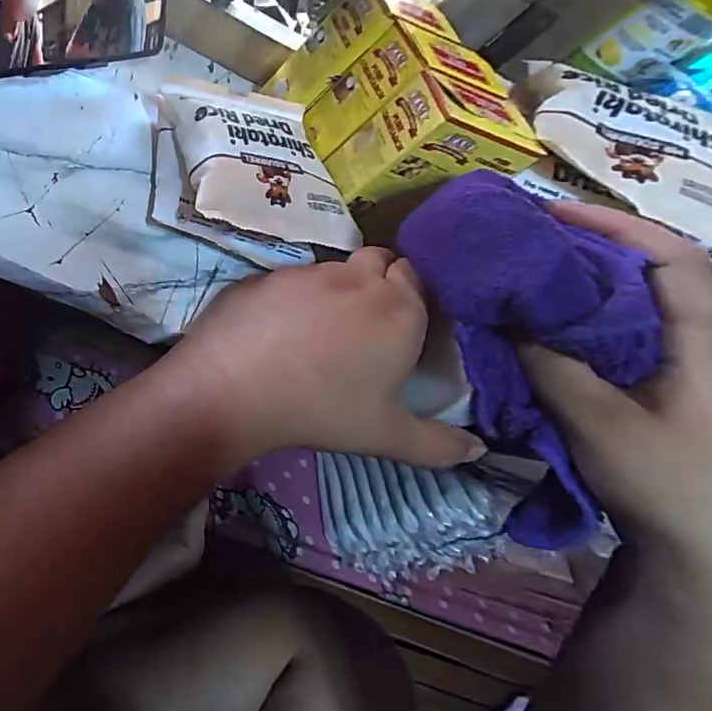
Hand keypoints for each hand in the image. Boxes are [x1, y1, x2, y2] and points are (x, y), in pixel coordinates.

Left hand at [154, 247, 486, 469]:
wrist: (234, 386)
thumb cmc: (321, 409)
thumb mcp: (386, 435)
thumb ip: (438, 444)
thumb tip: (477, 450)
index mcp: (398, 309)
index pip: (415, 275)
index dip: (408, 291)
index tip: (398, 320)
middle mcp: (355, 278)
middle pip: (376, 261)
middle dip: (377, 279)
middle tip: (363, 322)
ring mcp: (306, 272)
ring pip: (330, 269)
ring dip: (332, 290)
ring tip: (314, 331)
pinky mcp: (264, 274)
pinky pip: (286, 280)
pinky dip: (288, 297)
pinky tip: (273, 329)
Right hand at [516, 204, 711, 583]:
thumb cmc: (675, 489)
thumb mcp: (601, 424)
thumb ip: (552, 364)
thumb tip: (508, 316)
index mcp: (707, 345)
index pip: (676, 258)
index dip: (618, 225)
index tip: (555, 213)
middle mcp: (709, 350)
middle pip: (659, 276)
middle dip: (597, 249)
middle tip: (534, 242)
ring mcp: (698, 377)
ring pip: (645, 310)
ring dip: (595, 288)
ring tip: (539, 279)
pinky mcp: (680, 401)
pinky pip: (636, 341)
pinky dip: (595, 324)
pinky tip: (559, 335)